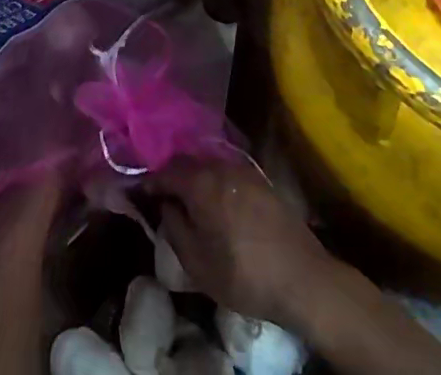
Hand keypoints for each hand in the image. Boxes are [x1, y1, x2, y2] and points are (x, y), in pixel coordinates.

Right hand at [147, 159, 338, 326]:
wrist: (302, 278)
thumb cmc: (243, 274)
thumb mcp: (196, 261)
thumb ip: (173, 226)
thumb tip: (165, 205)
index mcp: (201, 183)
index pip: (165, 171)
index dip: (149, 181)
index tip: (138, 193)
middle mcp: (221, 166)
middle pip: (187, 161)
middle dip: (171, 175)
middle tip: (160, 194)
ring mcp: (245, 170)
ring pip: (208, 164)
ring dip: (193, 176)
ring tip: (185, 198)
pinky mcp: (262, 181)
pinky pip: (227, 172)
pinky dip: (214, 180)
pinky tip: (213, 200)